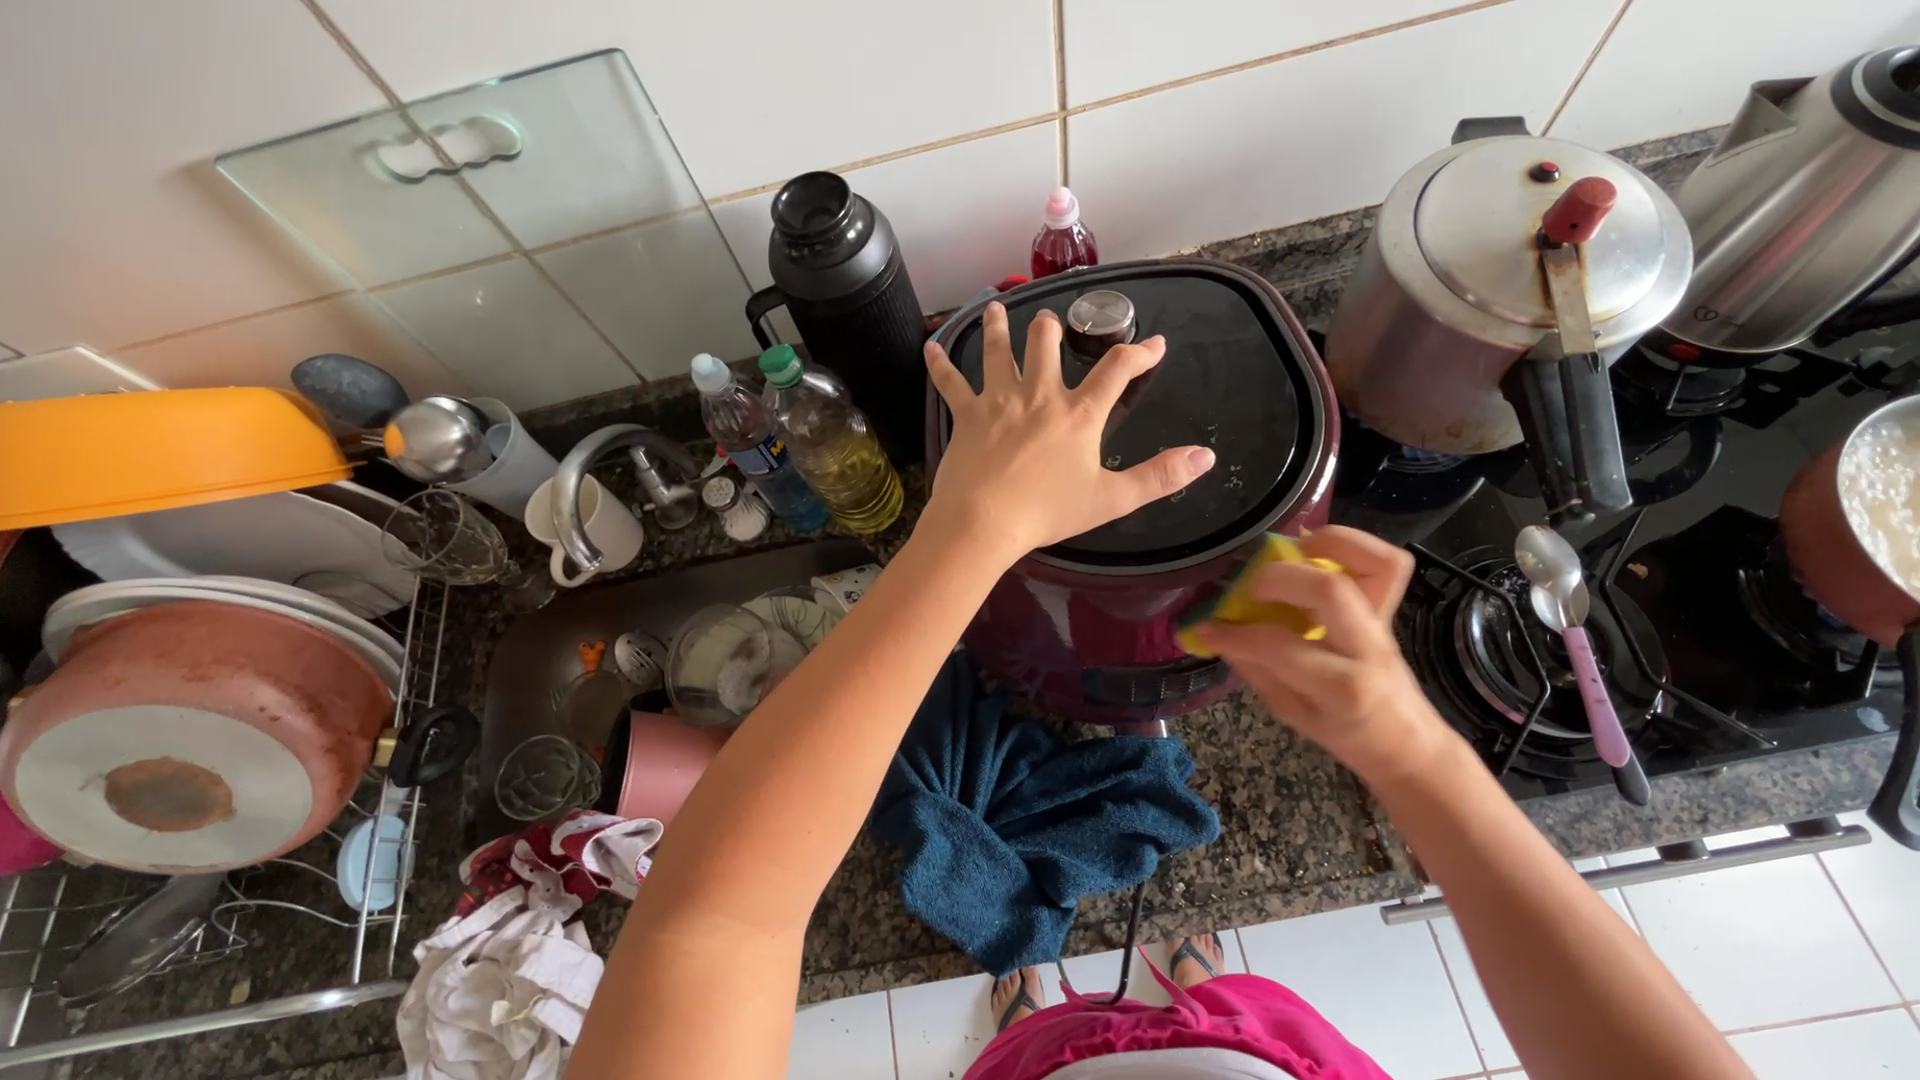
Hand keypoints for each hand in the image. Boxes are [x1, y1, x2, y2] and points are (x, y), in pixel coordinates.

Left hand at [922, 301, 1214, 559]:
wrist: (984, 522)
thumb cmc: (1049, 512)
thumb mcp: (1113, 499)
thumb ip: (1160, 477)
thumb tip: (1206, 456)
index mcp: (1078, 414)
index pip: (1116, 371)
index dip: (1140, 353)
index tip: (1154, 344)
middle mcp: (1039, 396)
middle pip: (1046, 345)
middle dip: (1052, 329)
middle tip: (1052, 322)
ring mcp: (999, 402)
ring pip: (999, 352)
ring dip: (999, 328)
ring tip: (998, 309)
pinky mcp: (967, 416)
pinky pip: (951, 383)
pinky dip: (940, 364)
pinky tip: (930, 347)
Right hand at [1193, 527, 1458, 782]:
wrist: (1405, 741)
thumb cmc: (1345, 734)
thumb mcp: (1291, 713)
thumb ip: (1255, 668)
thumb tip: (1215, 632)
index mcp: (1341, 687)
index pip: (1280, 647)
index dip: (1234, 634)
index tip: (1205, 627)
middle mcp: (1368, 647)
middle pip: (1330, 589)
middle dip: (1277, 577)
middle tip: (1250, 587)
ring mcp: (1385, 622)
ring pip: (1376, 563)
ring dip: (1325, 543)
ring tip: (1289, 552)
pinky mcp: (1390, 607)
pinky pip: (1386, 562)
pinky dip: (1349, 545)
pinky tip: (1313, 553)